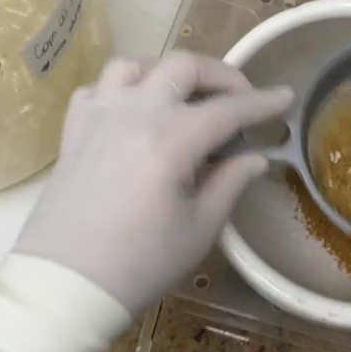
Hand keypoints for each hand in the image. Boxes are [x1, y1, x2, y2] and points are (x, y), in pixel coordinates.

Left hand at [13, 52, 293, 313]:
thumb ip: (230, 183)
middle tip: (241, 99)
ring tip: (185, 98)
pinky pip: (98, 89)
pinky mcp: (74, 133)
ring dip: (167, 73)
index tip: (286, 97)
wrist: (64, 285)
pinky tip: (135, 112)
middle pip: (182, 67)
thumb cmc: (139, 264)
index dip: (262, 102)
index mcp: (171, 140)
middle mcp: (134, 114)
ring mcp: (99, 118)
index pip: (228, 109)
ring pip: (135, 66)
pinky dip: (123, 90)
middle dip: (220, 75)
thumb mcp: (199, 230)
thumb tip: (254, 157)